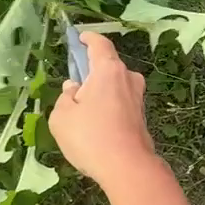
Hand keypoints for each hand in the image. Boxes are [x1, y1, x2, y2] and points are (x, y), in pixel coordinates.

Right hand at [50, 32, 158, 186]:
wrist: (128, 166)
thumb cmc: (90, 136)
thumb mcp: (62, 116)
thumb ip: (65, 97)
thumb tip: (73, 88)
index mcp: (109, 70)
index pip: (100, 44)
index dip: (89, 39)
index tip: (80, 38)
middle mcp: (128, 78)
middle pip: (108, 65)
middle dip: (91, 70)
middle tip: (74, 84)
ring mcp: (138, 97)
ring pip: (115, 85)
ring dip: (100, 90)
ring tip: (82, 111)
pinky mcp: (141, 115)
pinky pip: (121, 101)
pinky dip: (108, 105)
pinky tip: (97, 124)